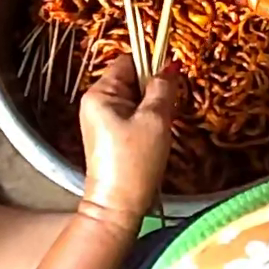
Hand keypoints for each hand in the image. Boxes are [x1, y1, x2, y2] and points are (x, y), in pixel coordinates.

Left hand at [78, 55, 180, 227]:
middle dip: (154, 87)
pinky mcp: (108, 134)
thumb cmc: (134, 162)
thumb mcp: (155, 121)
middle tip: (172, 104)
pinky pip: (130, 114)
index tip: (173, 75)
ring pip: (133, 97)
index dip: (151, 63)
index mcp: (100, 93)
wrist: (117, 207)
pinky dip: (147, 118)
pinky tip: (157, 133)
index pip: (127, 61)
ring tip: (166, 121)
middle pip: (130, 78)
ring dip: (153, 104)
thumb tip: (171, 65)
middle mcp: (95, 101)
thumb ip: (163, 89)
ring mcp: (100, 118)